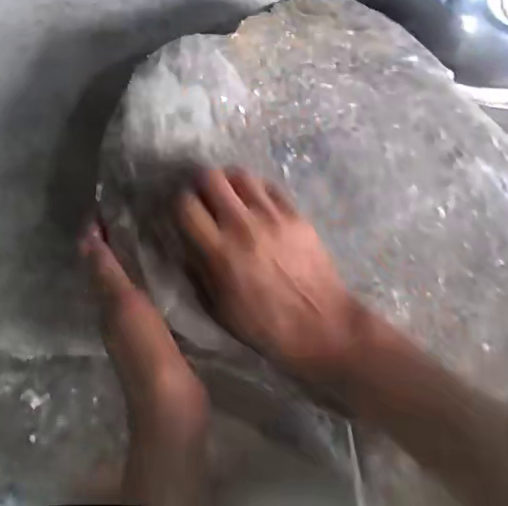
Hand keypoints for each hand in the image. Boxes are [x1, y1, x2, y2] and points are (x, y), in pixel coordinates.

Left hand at [81, 221, 208, 505]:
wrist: (172, 409)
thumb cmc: (147, 351)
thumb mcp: (125, 305)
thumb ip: (107, 274)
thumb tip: (85, 237)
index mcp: (104, 301)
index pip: (94, 258)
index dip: (96, 233)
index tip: (106, 205)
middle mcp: (113, 311)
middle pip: (107, 269)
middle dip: (113, 242)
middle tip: (129, 212)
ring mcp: (133, 327)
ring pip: (124, 283)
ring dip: (129, 260)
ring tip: (147, 234)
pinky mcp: (155, 340)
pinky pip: (144, 299)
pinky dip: (146, 280)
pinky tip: (164, 275)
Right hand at [176, 168, 371, 383]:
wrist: (328, 332)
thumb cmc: (267, 327)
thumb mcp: (219, 308)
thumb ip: (195, 269)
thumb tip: (183, 241)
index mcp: (220, 252)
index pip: (186, 204)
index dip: (179, 203)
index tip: (183, 212)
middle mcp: (242, 227)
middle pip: (210, 177)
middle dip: (201, 184)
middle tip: (205, 198)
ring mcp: (272, 219)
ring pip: (239, 174)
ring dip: (229, 183)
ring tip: (231, 198)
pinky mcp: (296, 217)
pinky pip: (268, 187)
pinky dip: (257, 191)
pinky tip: (257, 206)